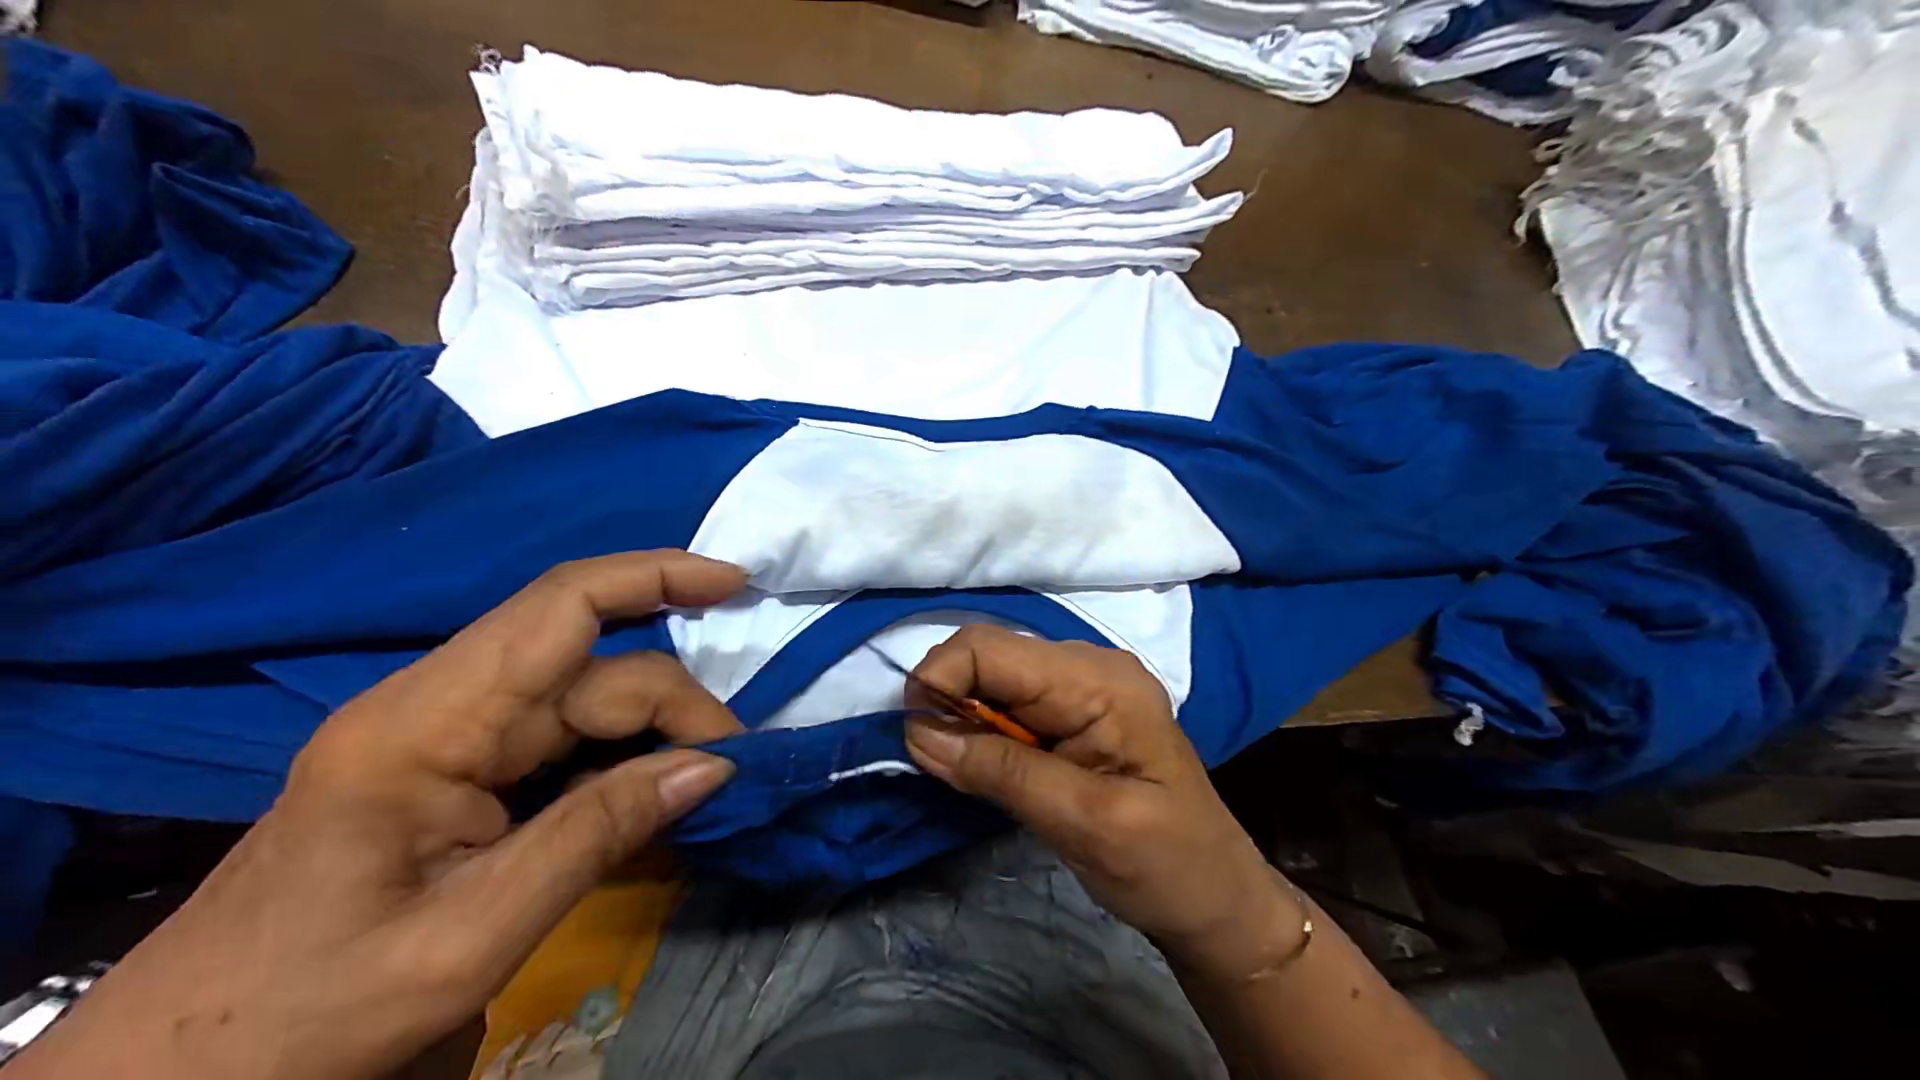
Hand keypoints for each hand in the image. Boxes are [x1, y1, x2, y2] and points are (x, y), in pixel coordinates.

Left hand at [9, 551, 747, 1079]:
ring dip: (656, 739)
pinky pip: (569, 745)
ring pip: (590, 706)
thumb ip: (596, 837)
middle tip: (733, 773)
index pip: (561, 608)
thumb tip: (712, 766)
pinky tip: (652, 801)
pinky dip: (624, 765)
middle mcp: (444, 708)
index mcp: (426, 724)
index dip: (656, 576)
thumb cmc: (300, 1017)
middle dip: (677, 710)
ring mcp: (454, 739)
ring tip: (703, 790)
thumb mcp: (465, 941)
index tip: (736, 585)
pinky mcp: (465, 772)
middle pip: (595, 671)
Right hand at [903, 626, 1306, 981]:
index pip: (991, 648)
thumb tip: (918, 732)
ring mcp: (1083, 685)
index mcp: (1099, 681)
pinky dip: (986, 731)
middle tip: (944, 764)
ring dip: (967, 720)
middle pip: (989, 656)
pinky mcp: (1074, 710)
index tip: (917, 737)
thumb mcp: (1085, 824)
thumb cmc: (1167, 865)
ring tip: (972, 773)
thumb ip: (1002, 772)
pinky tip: (995, 767)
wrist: (1217, 898)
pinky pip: (1010, 702)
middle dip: (951, 701)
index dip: (941, 680)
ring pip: (994, 678)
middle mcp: (1088, 666)